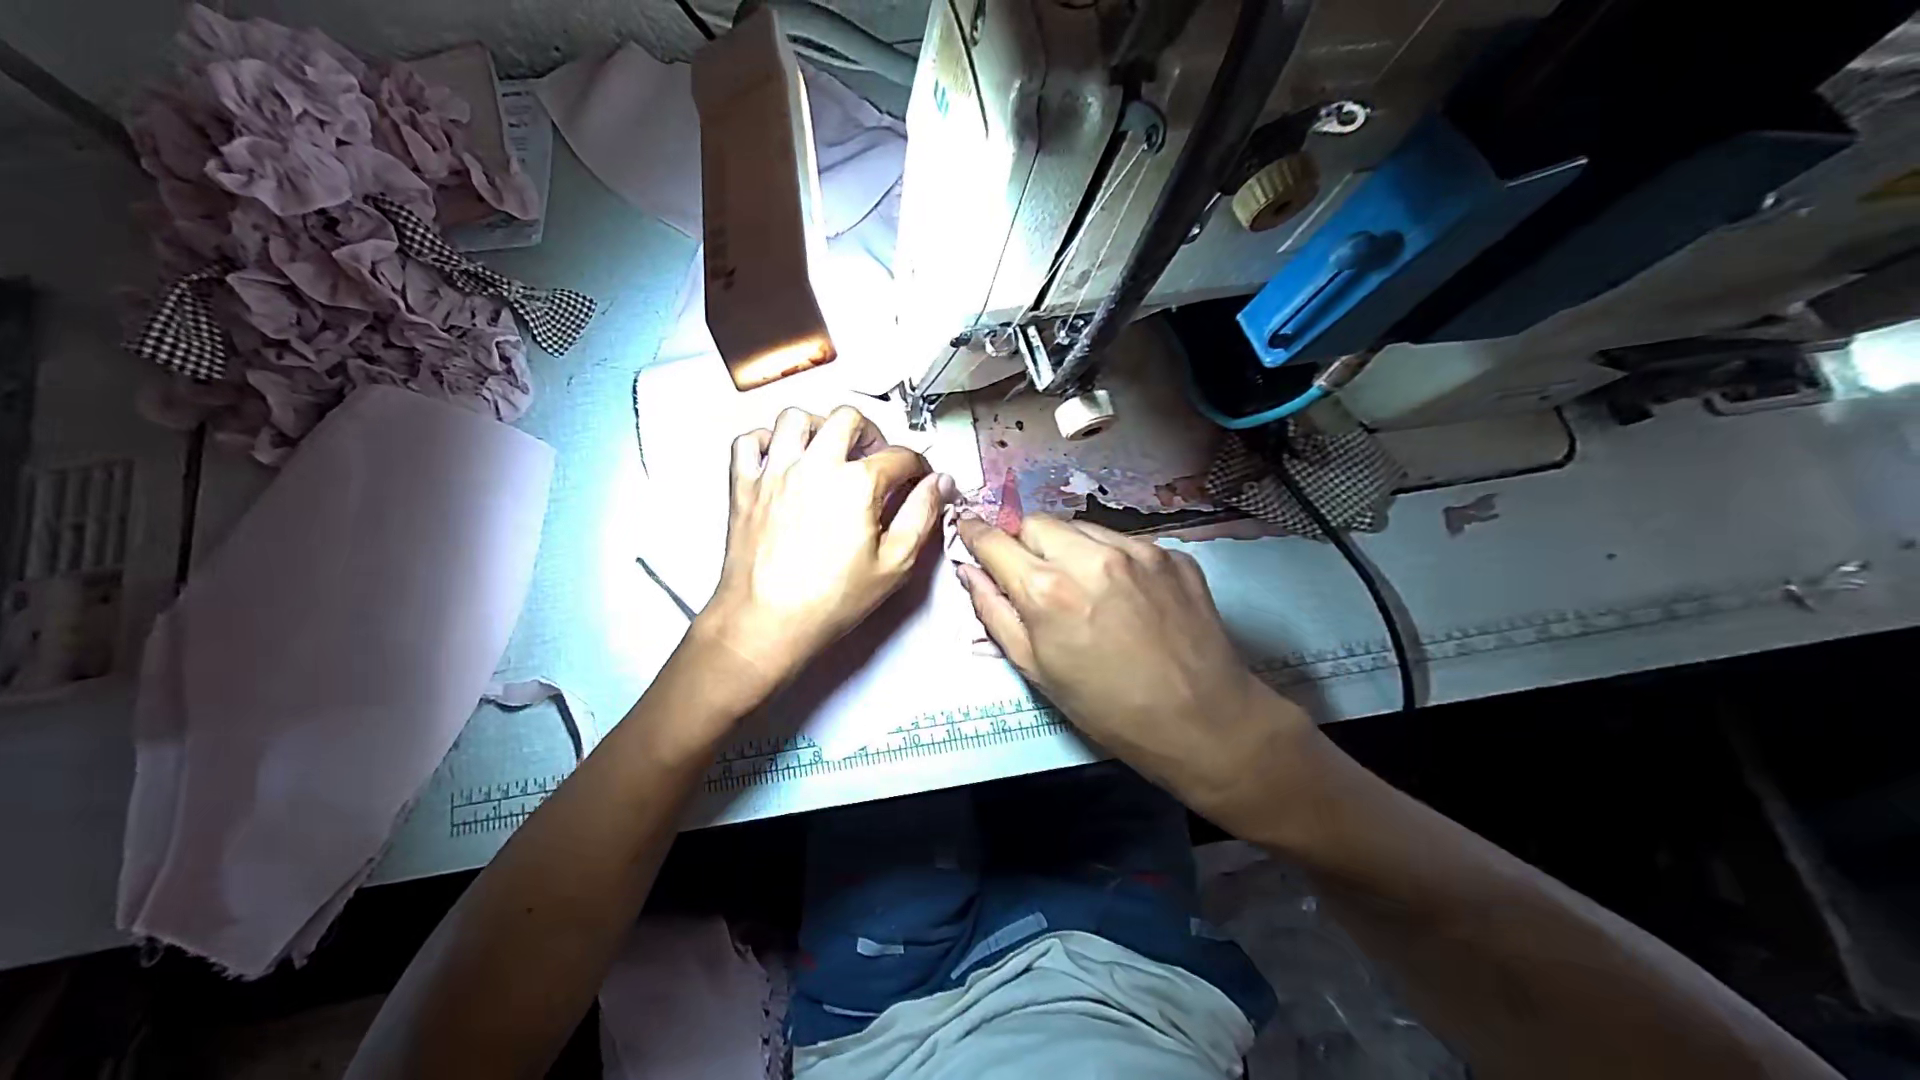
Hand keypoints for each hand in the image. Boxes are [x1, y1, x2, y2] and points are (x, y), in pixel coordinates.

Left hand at [695, 406, 953, 705]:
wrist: (766, 622)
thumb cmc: (828, 601)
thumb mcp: (894, 564)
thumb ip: (922, 515)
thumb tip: (939, 482)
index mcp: (857, 484)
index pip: (900, 455)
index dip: (917, 465)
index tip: (918, 477)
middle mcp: (815, 466)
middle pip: (848, 417)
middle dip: (870, 432)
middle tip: (875, 458)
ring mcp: (775, 471)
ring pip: (796, 417)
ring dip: (819, 426)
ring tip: (829, 451)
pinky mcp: (744, 485)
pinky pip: (749, 440)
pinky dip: (767, 440)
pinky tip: (783, 458)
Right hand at [955, 514, 1318, 832]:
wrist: (1201, 720)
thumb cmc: (1106, 708)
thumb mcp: (1036, 670)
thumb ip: (995, 613)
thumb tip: (969, 571)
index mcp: (1048, 591)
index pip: (995, 541)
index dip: (975, 533)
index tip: (969, 528)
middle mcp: (1090, 557)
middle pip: (1037, 522)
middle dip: (1026, 543)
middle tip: (1036, 577)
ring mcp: (1137, 551)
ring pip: (1081, 526)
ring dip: (1069, 548)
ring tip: (1085, 588)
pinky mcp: (1171, 554)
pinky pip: (1123, 541)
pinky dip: (1110, 558)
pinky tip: (1125, 595)